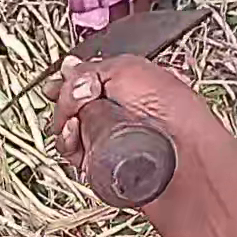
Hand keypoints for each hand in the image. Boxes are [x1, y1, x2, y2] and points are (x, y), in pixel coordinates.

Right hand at [47, 56, 236, 236]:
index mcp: (129, 85)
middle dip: (64, 106)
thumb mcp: (127, 72)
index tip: (56, 86)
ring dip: (66, 129)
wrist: (180, 164)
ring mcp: (108, 141)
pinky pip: (73, 156)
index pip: (84, 81)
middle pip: (71, 107)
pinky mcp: (102, 166)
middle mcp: (117, 113)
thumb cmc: (171, 116)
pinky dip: (71, 149)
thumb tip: (67, 70)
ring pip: (68, 133)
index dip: (68, 84)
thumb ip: (93, 70)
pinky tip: (81, 146)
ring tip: (78, 129)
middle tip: (73, 107)